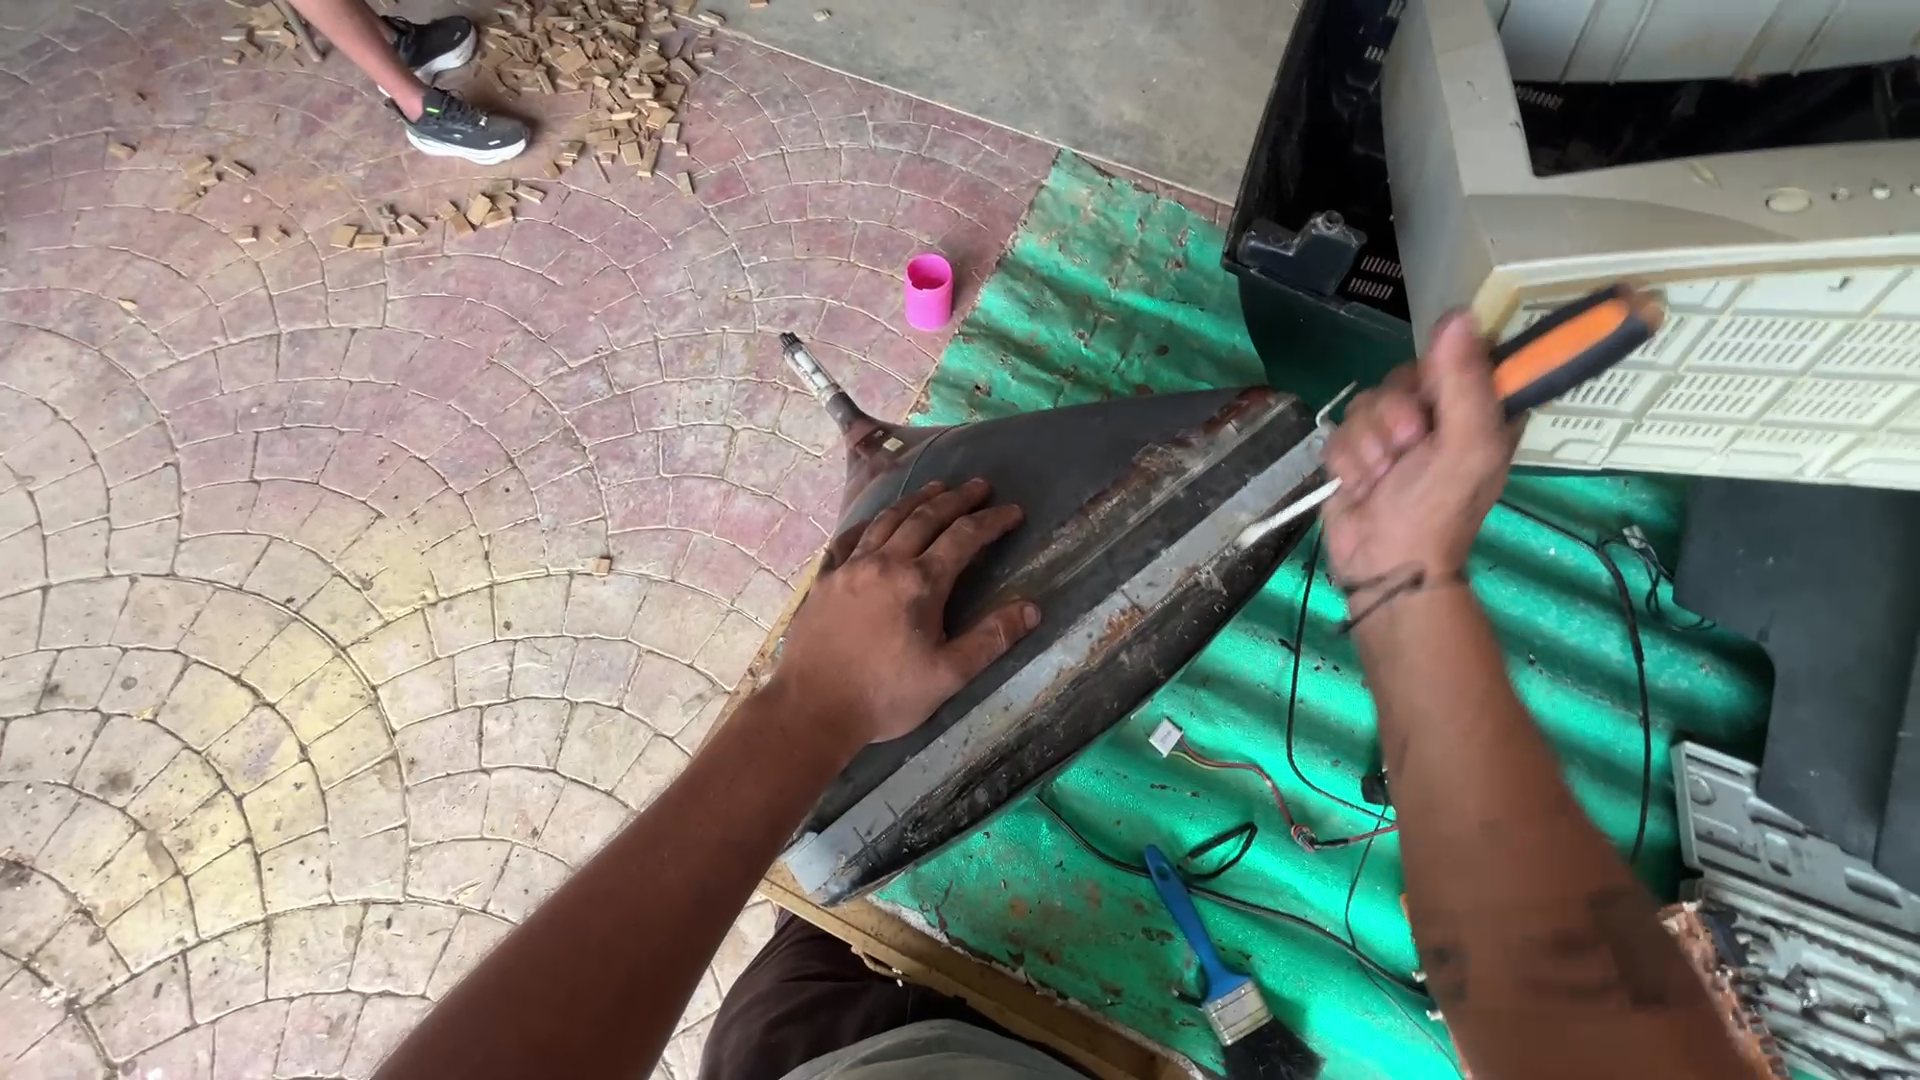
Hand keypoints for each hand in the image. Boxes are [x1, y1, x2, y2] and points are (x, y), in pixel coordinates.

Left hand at [767, 478, 1041, 747]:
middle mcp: (884, 563)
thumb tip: (1032, 609)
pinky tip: (875, 521)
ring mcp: (849, 568)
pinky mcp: (824, 581)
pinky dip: (870, 523)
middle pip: (925, 518)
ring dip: (916, 501)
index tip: (1012, 511)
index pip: (964, 538)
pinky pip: (849, 539)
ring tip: (936, 488)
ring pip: (887, 521)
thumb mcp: (947, 676)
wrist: (811, 709)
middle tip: (978, 485)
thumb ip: (990, 639)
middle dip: (956, 499)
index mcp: (919, 583)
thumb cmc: (884, 696)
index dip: (992, 521)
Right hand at [1321, 314, 1516, 588]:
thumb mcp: (1465, 444)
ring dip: (1368, 445)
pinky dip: (1346, 462)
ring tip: (1380, 478)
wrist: (1383, 561)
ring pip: (1365, 404)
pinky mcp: (1353, 453)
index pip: (1454, 359)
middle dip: (1394, 416)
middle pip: (1400, 379)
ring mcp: (1390, 435)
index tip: (1432, 401)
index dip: (1436, 374)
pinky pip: (1339, 432)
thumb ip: (1462, 381)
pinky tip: (1359, 485)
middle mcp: (1435, 417)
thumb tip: (1455, 314)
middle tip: (1406, 448)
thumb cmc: (1436, 509)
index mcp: (1476, 410)